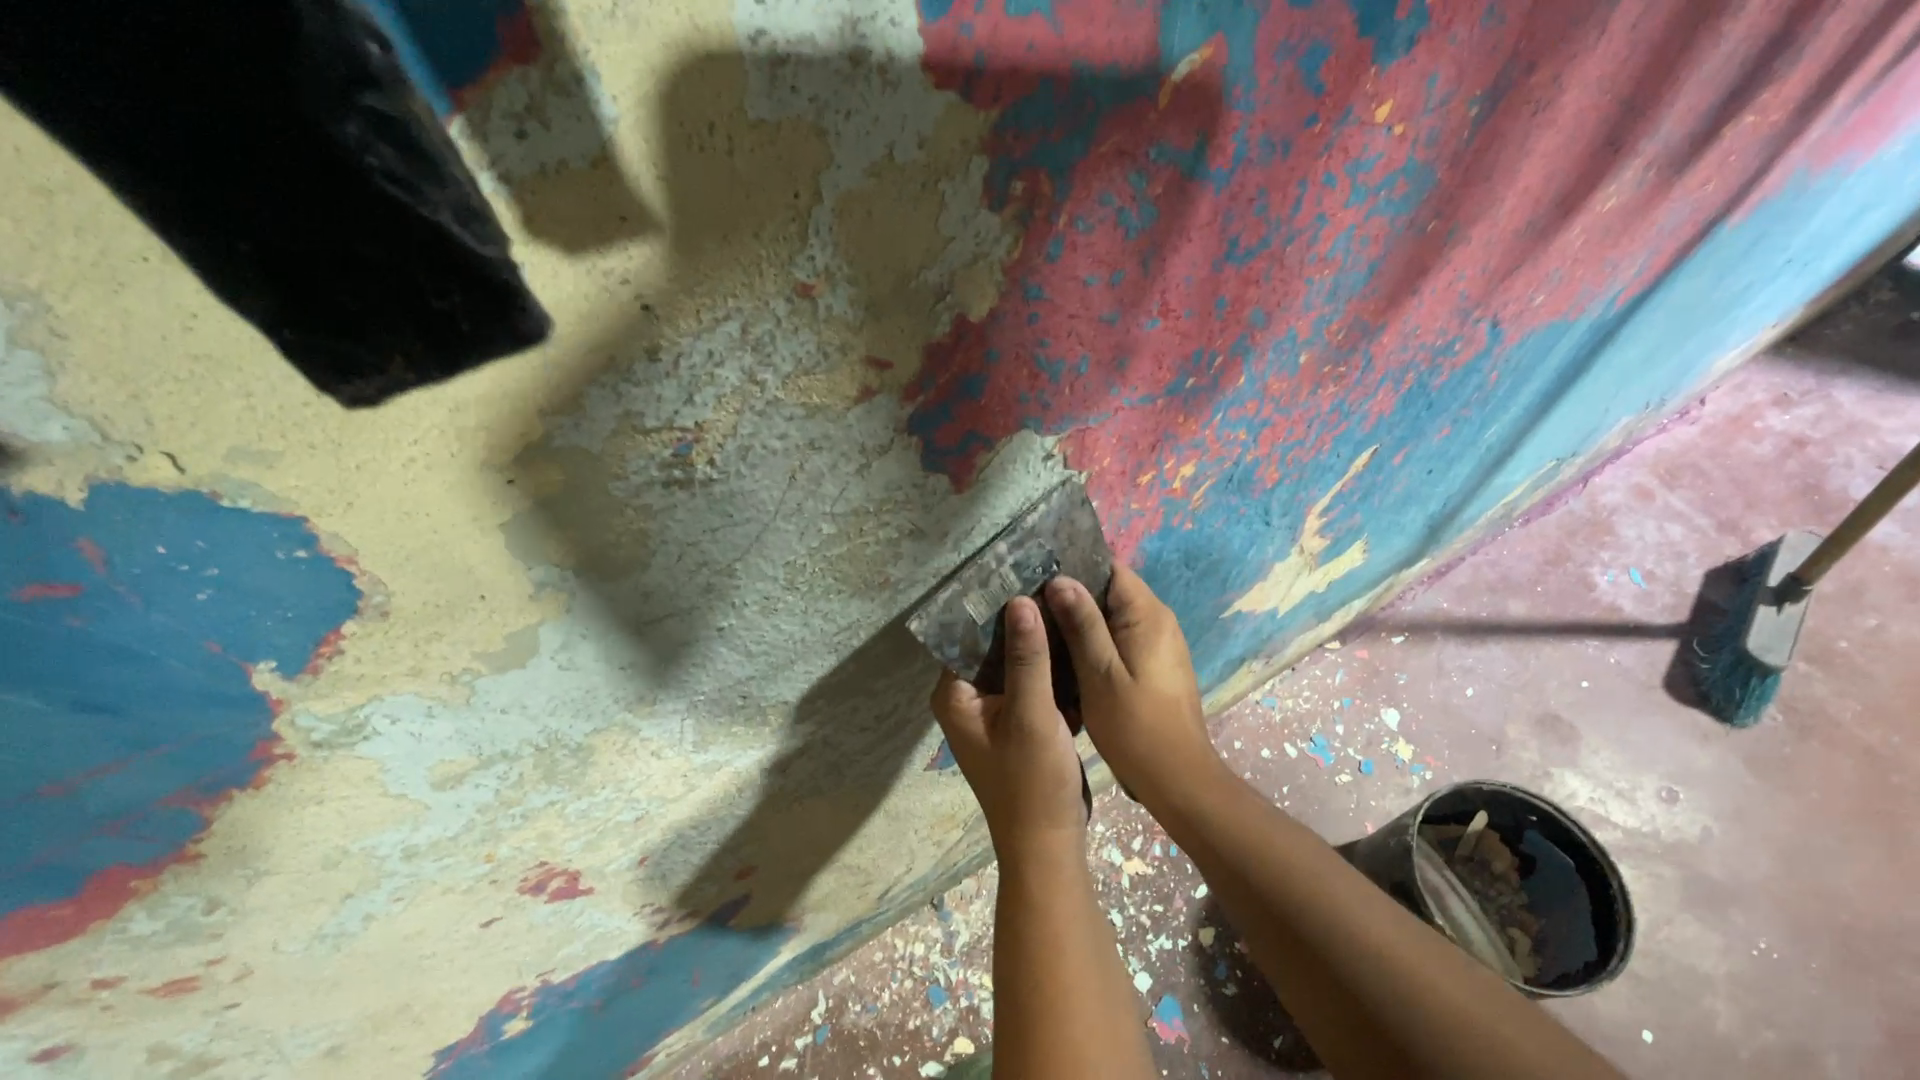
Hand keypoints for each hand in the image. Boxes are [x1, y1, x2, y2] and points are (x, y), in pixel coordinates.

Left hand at [931, 596, 1089, 861]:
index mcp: (955, 694)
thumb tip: (1020, 600)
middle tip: (1055, 575)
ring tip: (1070, 597)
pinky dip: (1053, 667)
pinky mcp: (1022, 720)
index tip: (1025, 568)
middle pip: (995, 644)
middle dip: (1024, 617)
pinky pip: (1034, 682)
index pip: (968, 633)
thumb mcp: (1031, 715)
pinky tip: (1079, 637)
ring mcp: (996, 709)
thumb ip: (1027, 658)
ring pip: (1019, 661)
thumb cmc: (1031, 781)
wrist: (1050, 842)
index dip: (995, 602)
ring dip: (1042, 639)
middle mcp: (968, 697)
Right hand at [1045, 567, 1221, 807]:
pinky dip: (1093, 644)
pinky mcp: (1154, 666)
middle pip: (1110, 592)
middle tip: (1027, 605)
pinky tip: (1063, 658)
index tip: (1035, 576)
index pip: (1110, 568)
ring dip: (1080, 622)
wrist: (1177, 778)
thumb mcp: (1100, 674)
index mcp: (1148, 615)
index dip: (1074, 569)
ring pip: (1113, 617)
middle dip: (1072, 595)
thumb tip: (1060, 580)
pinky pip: (1120, 640)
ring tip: (1038, 627)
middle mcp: (1159, 621)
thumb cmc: (1135, 727)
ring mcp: (1159, 645)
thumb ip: (1082, 624)